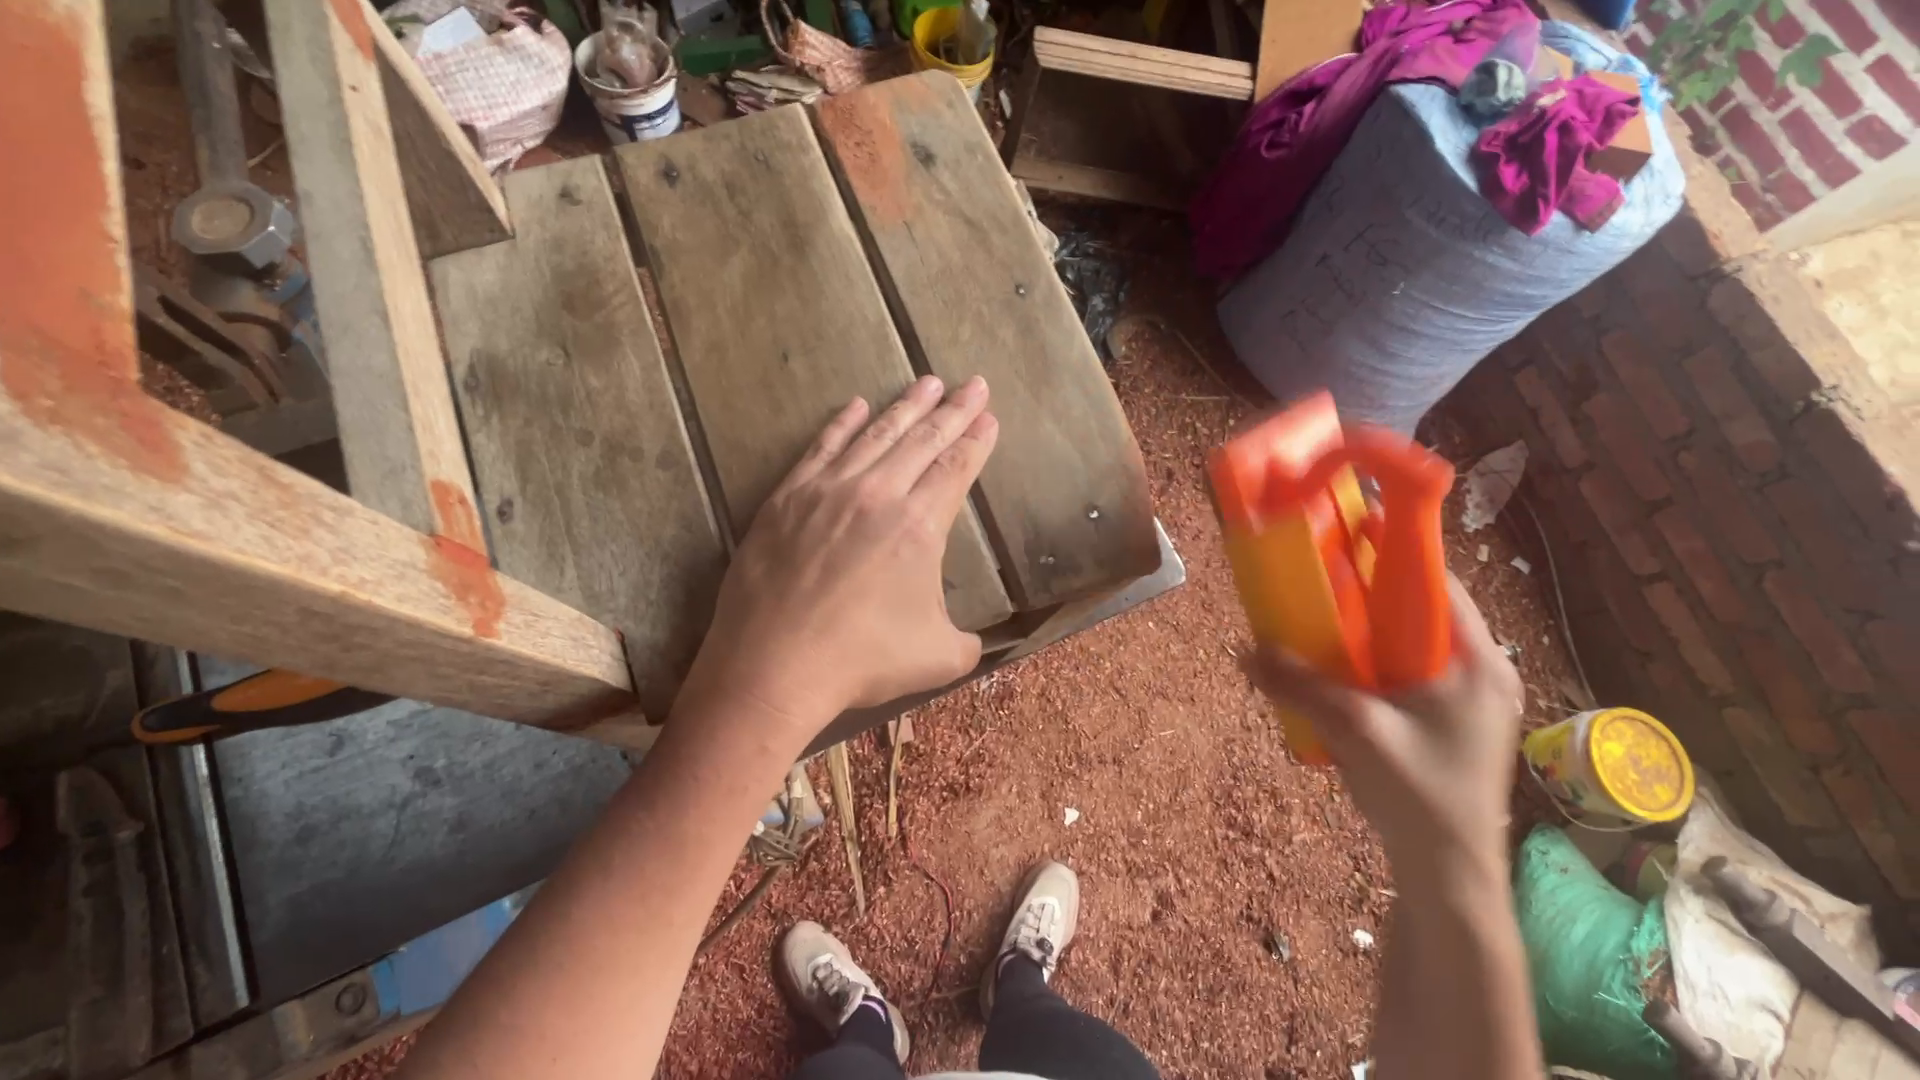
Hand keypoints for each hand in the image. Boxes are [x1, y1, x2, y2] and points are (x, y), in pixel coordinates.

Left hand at [675, 375, 998, 737]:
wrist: (774, 664)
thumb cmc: (861, 662)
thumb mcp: (938, 658)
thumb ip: (966, 642)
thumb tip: (974, 641)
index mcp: (919, 527)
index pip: (955, 469)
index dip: (976, 441)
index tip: (989, 416)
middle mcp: (877, 495)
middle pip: (923, 440)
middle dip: (954, 409)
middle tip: (973, 384)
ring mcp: (828, 491)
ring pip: (876, 434)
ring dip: (906, 406)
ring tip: (927, 382)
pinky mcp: (787, 498)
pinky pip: (821, 448)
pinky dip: (842, 423)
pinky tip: (856, 404)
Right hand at [1249, 577, 1522, 883]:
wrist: (1450, 874)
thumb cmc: (1419, 795)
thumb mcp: (1354, 731)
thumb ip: (1300, 685)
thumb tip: (1245, 651)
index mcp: (1477, 662)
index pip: (1439, 583)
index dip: (1393, 554)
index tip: (1346, 536)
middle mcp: (1484, 672)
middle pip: (1423, 612)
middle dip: (1371, 597)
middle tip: (1322, 586)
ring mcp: (1473, 701)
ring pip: (1414, 645)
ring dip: (1370, 634)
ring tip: (1325, 629)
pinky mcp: (1456, 724)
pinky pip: (1411, 675)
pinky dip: (1376, 666)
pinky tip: (1343, 678)